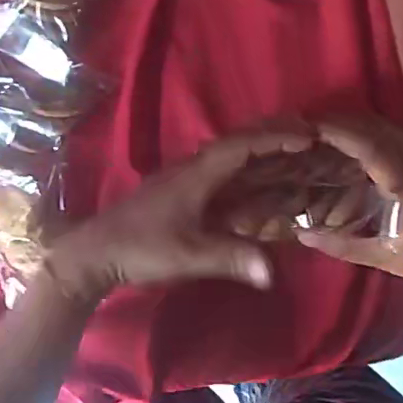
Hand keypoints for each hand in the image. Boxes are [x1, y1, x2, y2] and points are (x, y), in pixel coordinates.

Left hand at [42, 127, 314, 304]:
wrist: (96, 251)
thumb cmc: (142, 249)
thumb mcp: (188, 255)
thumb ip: (230, 258)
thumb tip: (272, 271)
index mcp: (196, 175)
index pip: (241, 146)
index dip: (274, 139)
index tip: (306, 137)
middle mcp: (191, 168)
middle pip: (236, 140)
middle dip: (271, 132)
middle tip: (305, 131)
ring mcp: (183, 176)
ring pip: (226, 151)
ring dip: (257, 144)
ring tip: (287, 145)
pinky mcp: (178, 189)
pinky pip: (218, 166)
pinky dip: (242, 162)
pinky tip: (252, 173)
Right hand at [295, 116, 402, 303]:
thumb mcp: (385, 258)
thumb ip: (342, 246)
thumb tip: (301, 235)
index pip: (367, 144)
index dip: (336, 130)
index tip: (306, 125)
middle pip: (374, 126)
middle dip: (339, 121)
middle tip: (304, 126)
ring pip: (385, 128)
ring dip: (353, 125)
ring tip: (321, 132)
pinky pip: (394, 137)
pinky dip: (368, 134)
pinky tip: (351, 147)